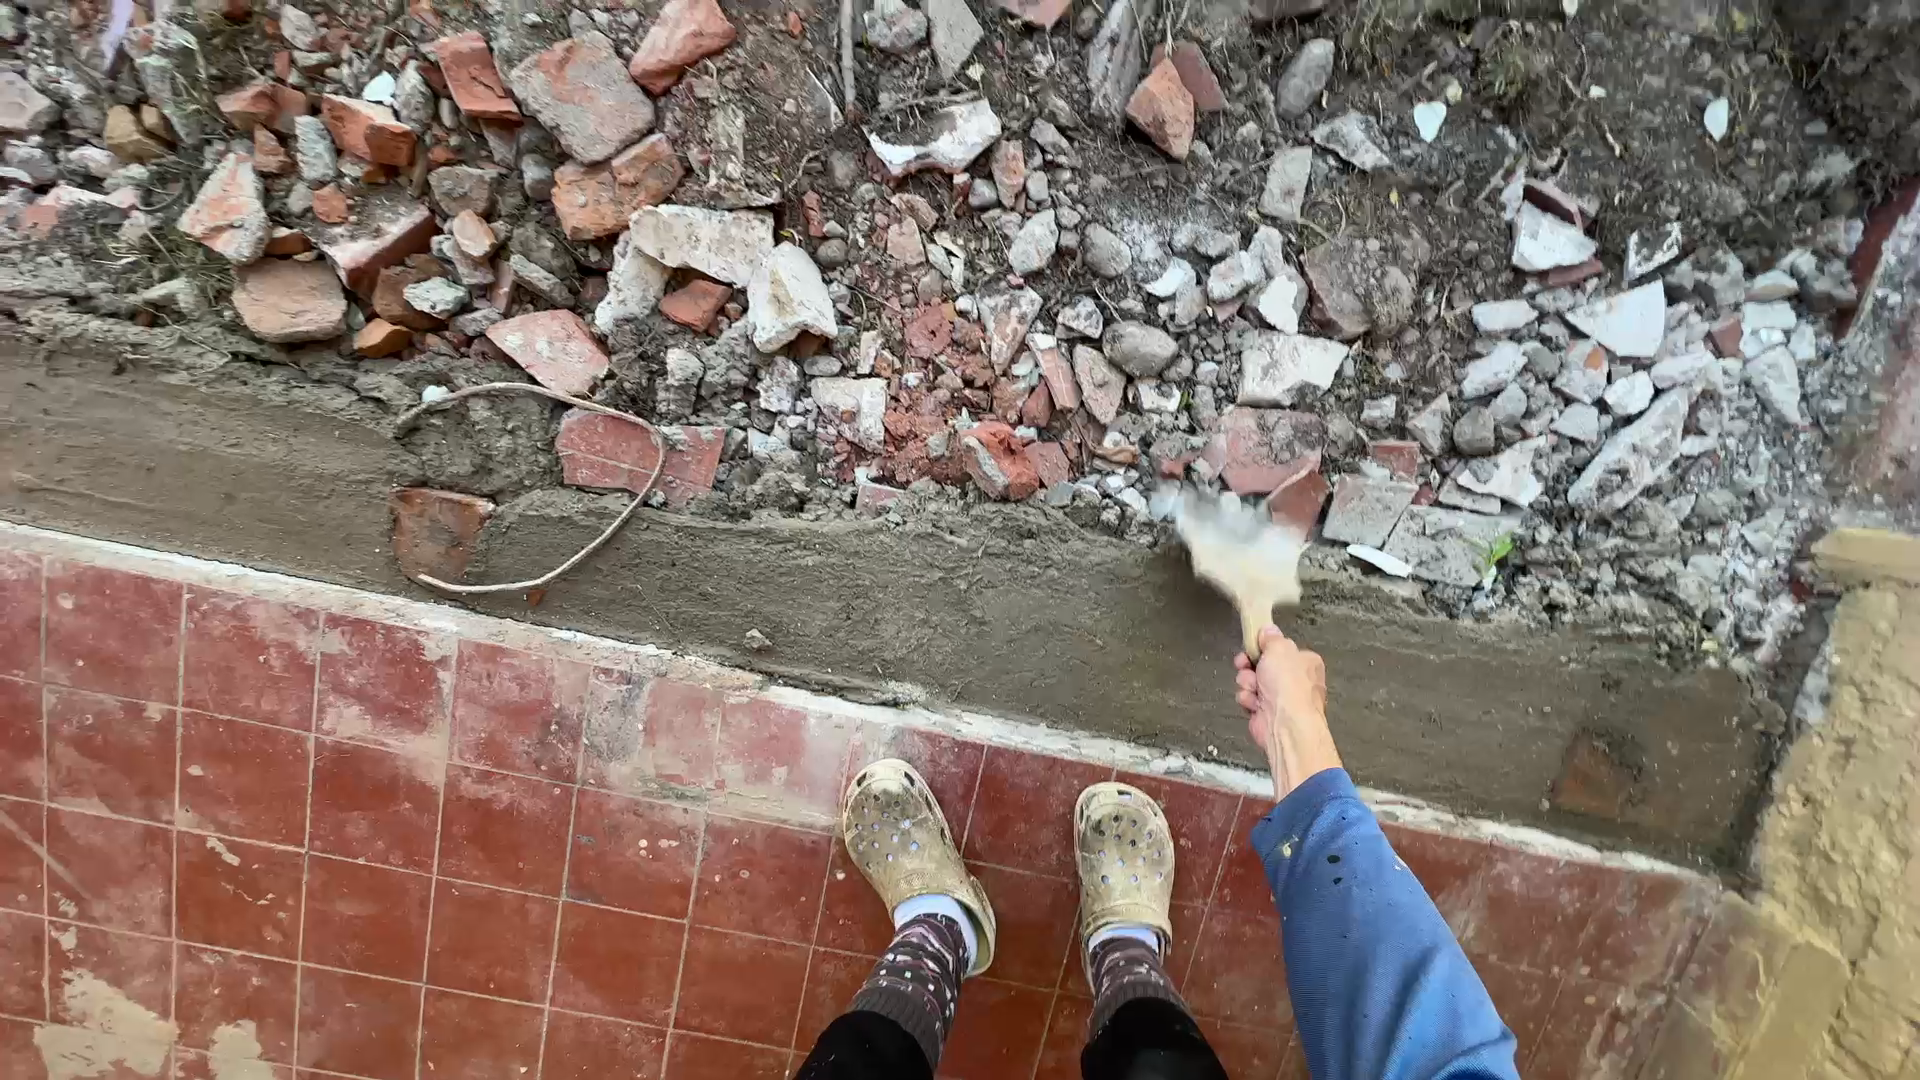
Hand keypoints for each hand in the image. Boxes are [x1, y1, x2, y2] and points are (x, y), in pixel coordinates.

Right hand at [1234, 625, 1340, 801]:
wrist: (1286, 724)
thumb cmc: (1290, 687)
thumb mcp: (1280, 648)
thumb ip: (1271, 637)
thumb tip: (1268, 630)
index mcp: (1304, 662)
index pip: (1280, 649)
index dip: (1263, 647)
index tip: (1253, 645)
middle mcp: (1295, 681)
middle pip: (1262, 664)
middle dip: (1249, 665)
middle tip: (1245, 664)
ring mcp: (1280, 698)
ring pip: (1251, 681)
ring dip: (1246, 682)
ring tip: (1253, 687)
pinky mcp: (1266, 712)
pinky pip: (1248, 698)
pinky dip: (1247, 699)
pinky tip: (1253, 702)